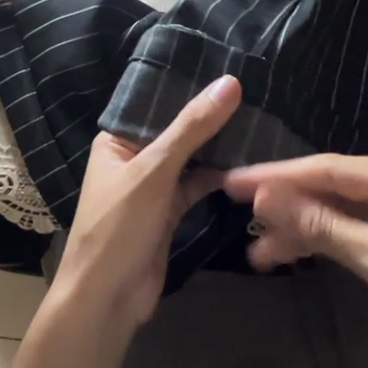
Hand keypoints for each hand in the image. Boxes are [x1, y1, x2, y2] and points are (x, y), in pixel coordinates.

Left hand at [52, 74, 239, 327]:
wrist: (107, 300)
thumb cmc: (118, 227)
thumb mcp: (154, 171)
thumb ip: (192, 128)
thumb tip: (230, 83)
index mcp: (116, 139)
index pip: (155, 101)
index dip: (188, 85)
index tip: (229, 67)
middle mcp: (133, 157)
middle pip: (176, 129)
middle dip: (210, 117)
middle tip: (255, 91)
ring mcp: (152, 186)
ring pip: (190, 158)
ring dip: (218, 146)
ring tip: (260, 119)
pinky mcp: (169, 212)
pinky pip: (196, 185)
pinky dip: (218, 177)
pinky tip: (248, 162)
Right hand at [225, 155, 367, 367]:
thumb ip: (325, 228)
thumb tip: (265, 195)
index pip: (332, 169)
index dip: (278, 176)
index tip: (231, 182)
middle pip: (335, 187)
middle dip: (287, 204)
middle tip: (235, 213)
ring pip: (343, 212)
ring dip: (303, 229)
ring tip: (257, 252)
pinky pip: (359, 232)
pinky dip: (328, 244)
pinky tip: (293, 254)